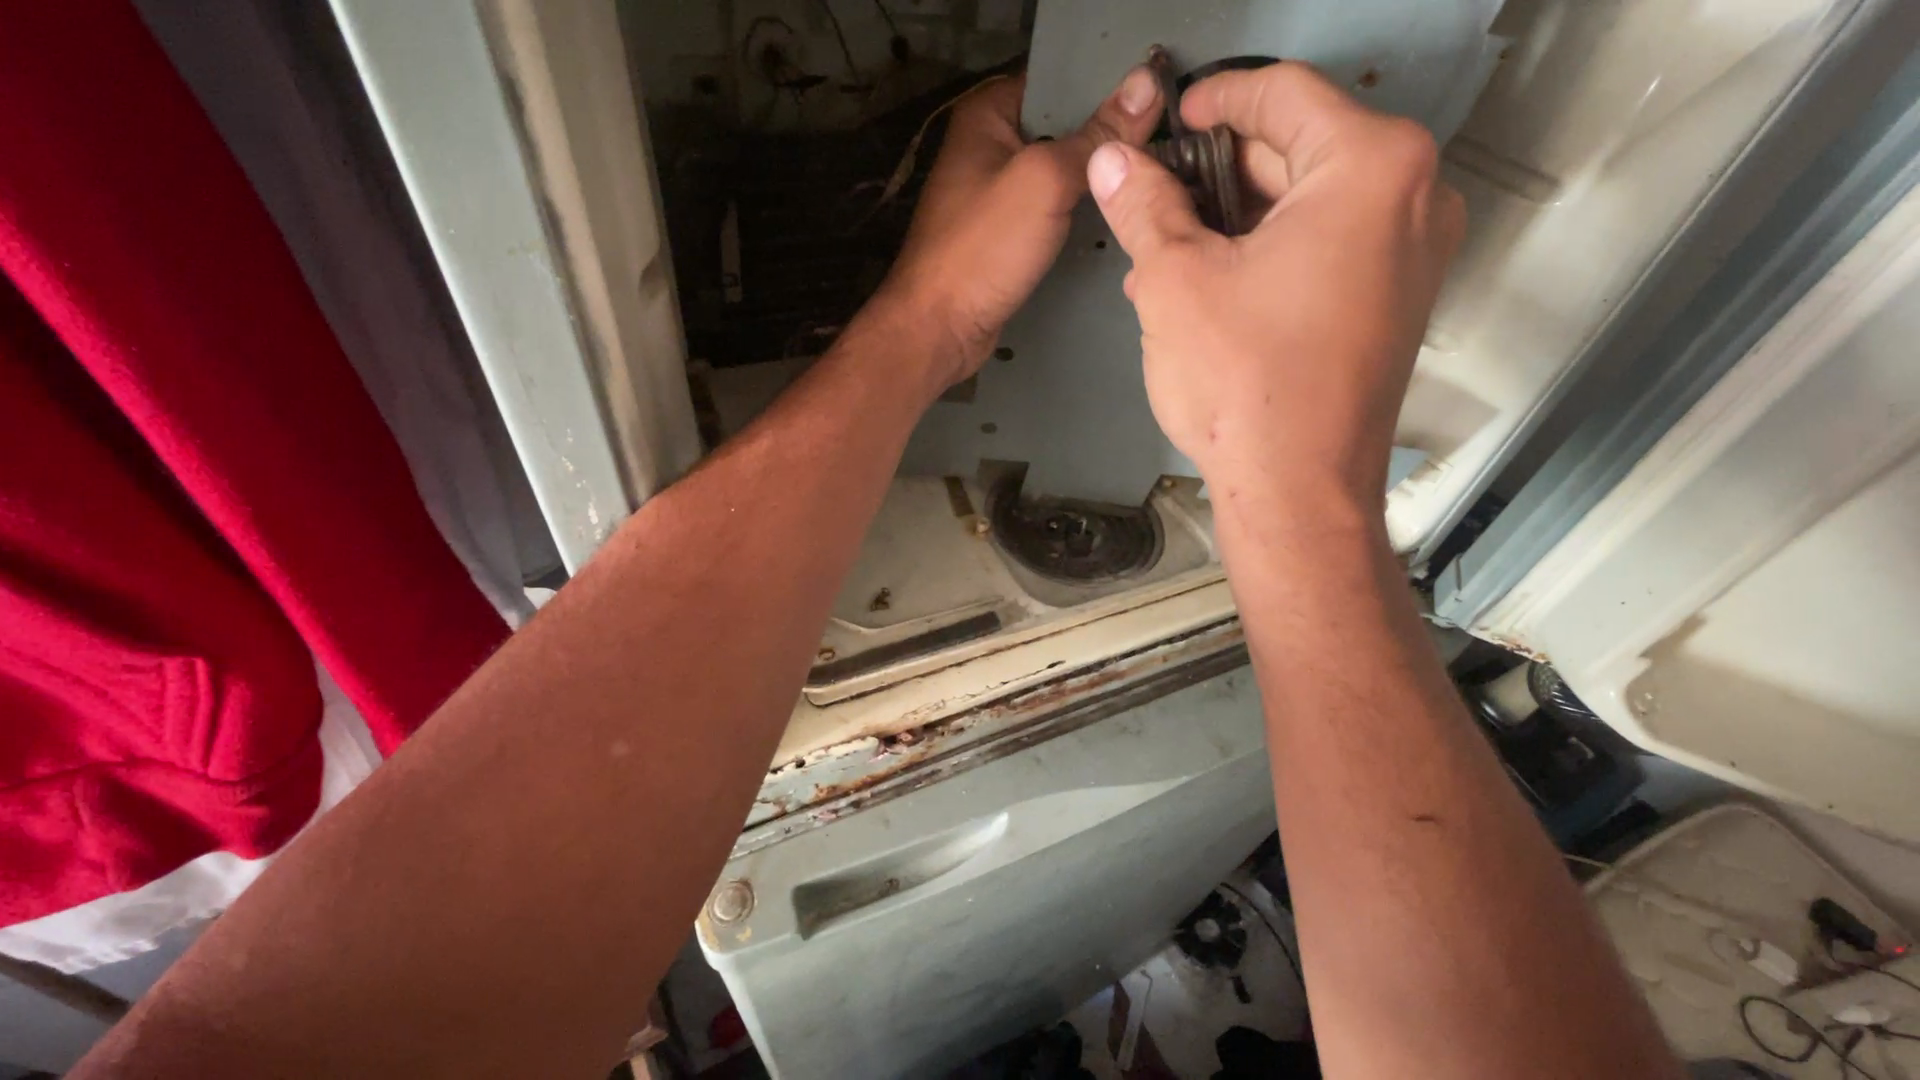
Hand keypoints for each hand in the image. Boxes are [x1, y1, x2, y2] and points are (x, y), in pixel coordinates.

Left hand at [877, 68, 1163, 392]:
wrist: (940, 328)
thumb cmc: (982, 249)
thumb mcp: (1044, 182)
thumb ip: (1095, 136)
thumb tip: (1148, 82)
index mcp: (986, 114)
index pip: (1059, 81)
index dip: (1106, 90)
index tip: (1158, 102)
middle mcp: (988, 146)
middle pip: (1063, 127)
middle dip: (1107, 139)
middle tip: (1166, 145)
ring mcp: (996, 193)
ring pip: (1061, 173)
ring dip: (1097, 180)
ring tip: (1152, 179)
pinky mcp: (1006, 234)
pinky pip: (1053, 209)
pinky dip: (1080, 213)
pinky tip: (1116, 216)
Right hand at [1086, 63, 1464, 517]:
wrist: (1298, 490)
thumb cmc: (1247, 385)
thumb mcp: (1174, 280)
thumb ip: (1143, 206)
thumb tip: (1116, 163)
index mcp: (1371, 167)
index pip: (1282, 92)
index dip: (1214, 98)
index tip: (1171, 117)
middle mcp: (1413, 198)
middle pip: (1298, 148)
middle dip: (1217, 172)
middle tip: (1156, 198)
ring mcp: (1410, 253)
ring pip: (1307, 202)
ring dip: (1234, 218)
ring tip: (1167, 254)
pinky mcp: (1393, 300)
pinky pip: (1326, 246)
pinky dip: (1268, 251)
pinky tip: (1209, 285)